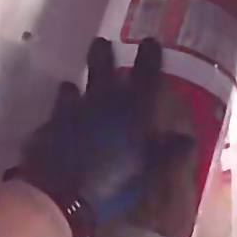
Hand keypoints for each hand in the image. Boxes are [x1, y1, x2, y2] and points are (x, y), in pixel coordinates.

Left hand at [15, 38, 193, 236]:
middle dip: (103, 55)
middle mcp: (101, 104)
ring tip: (76, 80)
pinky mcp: (48, 126)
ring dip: (79, 82)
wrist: (57, 195)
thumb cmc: (110, 185)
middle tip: (101, 41)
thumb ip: (166, 153)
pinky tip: (59, 109)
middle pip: (102, 71)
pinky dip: (61, 105)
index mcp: (131, 112)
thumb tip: (188, 137)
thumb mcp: (147, 173)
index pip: (145, 77)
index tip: (149, 41)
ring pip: (77, 87)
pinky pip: (57, 109)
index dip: (149, 57)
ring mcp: (71, 113)